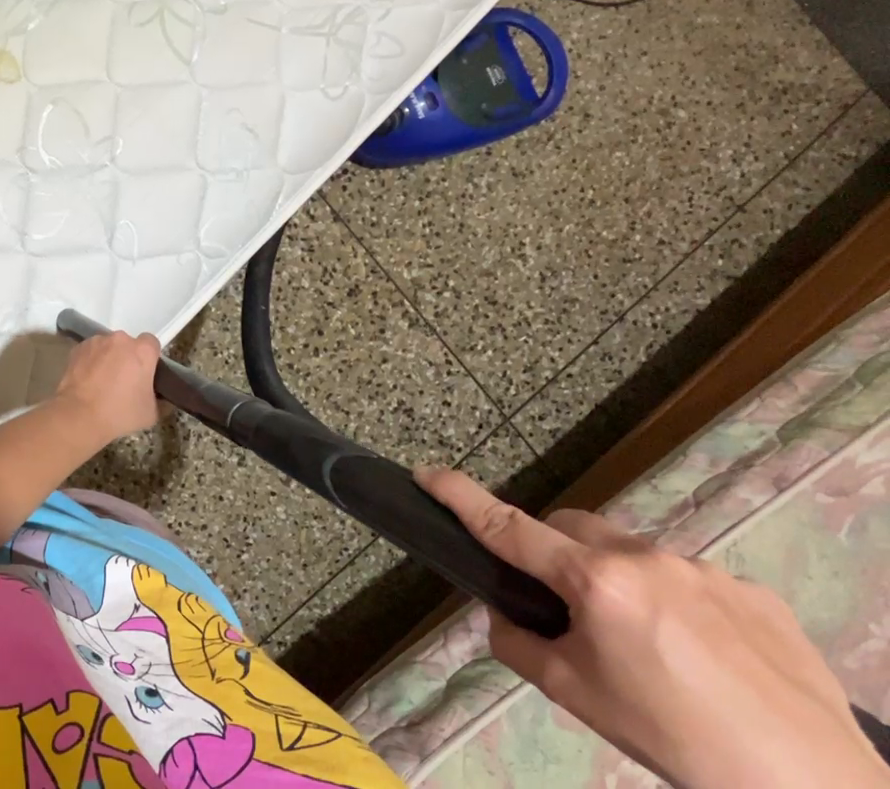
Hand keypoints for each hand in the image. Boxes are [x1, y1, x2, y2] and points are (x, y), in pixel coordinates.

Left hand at [52, 331, 160, 441]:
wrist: (80, 415)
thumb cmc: (120, 413)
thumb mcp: (151, 413)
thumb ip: (161, 400)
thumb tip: (163, 399)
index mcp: (142, 351)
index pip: (152, 344)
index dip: (149, 358)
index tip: (145, 373)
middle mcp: (120, 340)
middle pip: (128, 344)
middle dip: (127, 358)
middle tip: (124, 380)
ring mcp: (96, 342)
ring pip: (108, 346)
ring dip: (108, 358)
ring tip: (102, 381)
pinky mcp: (78, 348)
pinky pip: (90, 351)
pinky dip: (91, 361)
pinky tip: (88, 379)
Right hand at [419, 469, 888, 788]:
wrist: (805, 782)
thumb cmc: (669, 734)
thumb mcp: (570, 693)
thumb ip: (517, 641)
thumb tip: (507, 614)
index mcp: (595, 582)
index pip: (509, 527)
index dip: (461, 497)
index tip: (427, 473)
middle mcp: (646, 558)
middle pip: (572, 527)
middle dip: (554, 552)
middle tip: (563, 607)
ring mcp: (707, 570)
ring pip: (631, 552)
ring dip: (616, 578)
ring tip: (646, 645)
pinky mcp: (754, 593)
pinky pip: (688, 579)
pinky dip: (673, 601)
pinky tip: (699, 655)